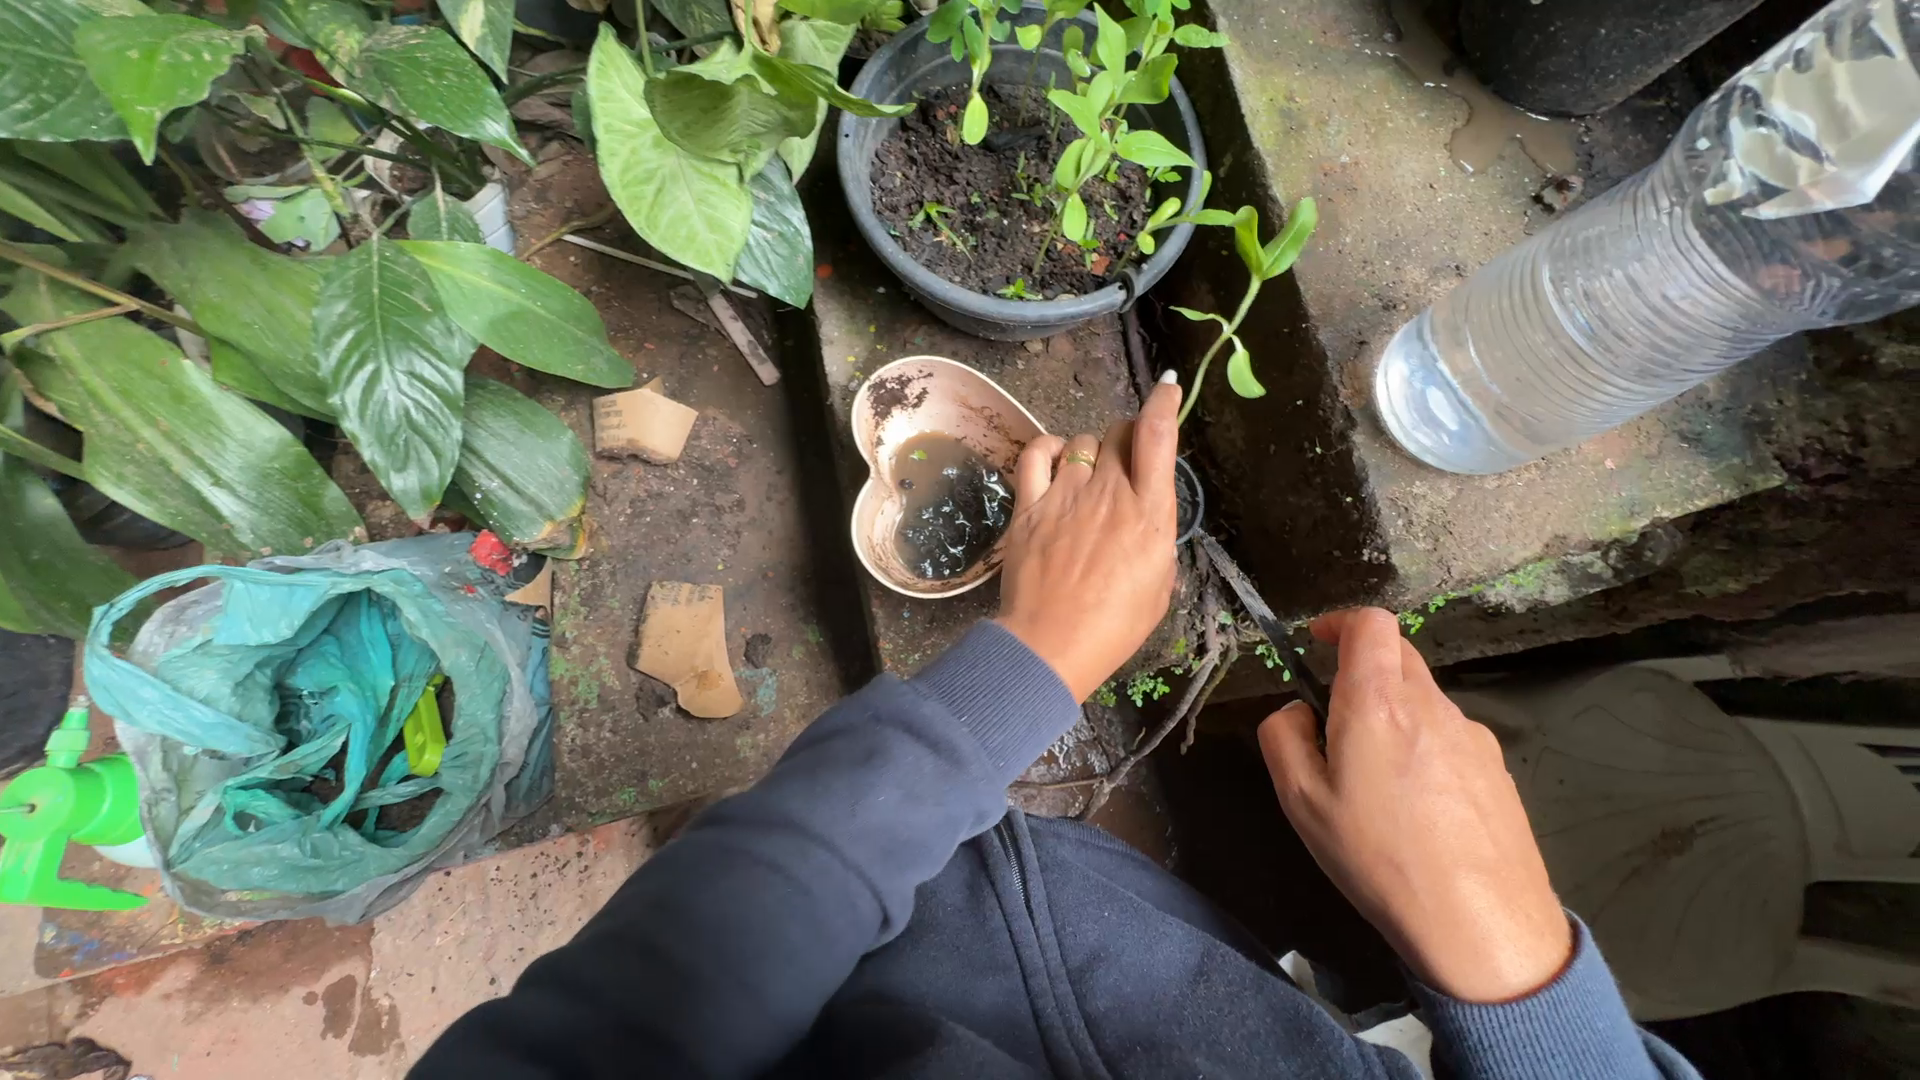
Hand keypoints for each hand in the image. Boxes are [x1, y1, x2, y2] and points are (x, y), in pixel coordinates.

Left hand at [994, 376, 1180, 702]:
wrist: (1052, 644)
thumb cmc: (1115, 626)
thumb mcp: (1159, 586)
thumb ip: (1156, 541)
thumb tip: (1148, 520)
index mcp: (1150, 512)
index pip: (1158, 436)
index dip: (1163, 403)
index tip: (1166, 388)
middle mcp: (1110, 492)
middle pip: (1119, 433)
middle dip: (1127, 437)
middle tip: (1124, 463)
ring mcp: (1065, 495)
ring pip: (1083, 442)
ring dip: (1092, 451)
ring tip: (1088, 477)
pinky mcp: (1029, 506)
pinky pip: (1036, 454)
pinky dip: (1049, 448)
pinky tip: (1055, 460)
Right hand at [1257, 608, 1571, 1003]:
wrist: (1484, 929)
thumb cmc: (1378, 857)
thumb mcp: (1300, 800)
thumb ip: (1282, 736)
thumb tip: (1298, 712)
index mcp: (1378, 702)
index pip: (1371, 623)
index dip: (1339, 622)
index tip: (1316, 643)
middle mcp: (1431, 706)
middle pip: (1397, 654)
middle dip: (1359, 668)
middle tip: (1333, 721)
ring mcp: (1473, 738)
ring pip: (1421, 699)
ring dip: (1391, 713)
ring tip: (1375, 782)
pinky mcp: (1497, 771)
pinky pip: (1447, 735)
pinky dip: (1421, 746)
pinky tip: (1416, 808)